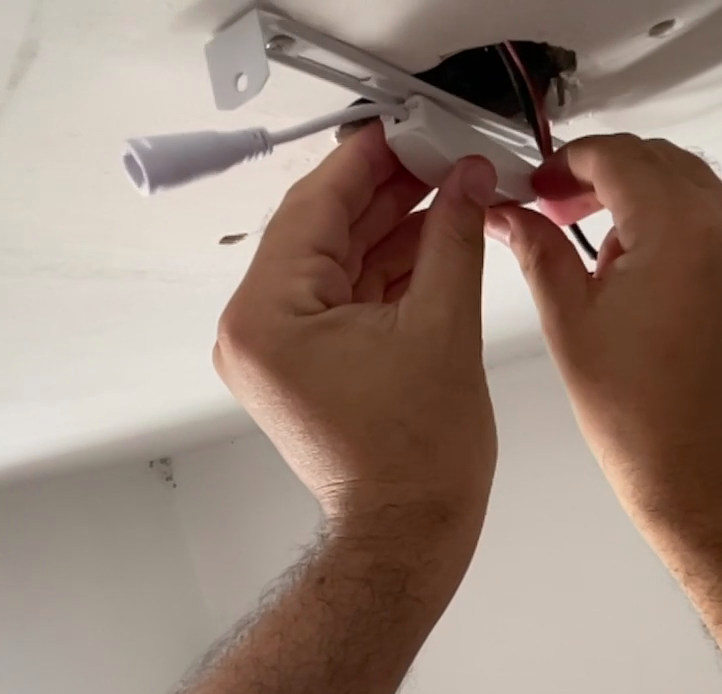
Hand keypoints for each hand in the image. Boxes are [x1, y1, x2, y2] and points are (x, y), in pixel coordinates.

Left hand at [216, 124, 499, 551]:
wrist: (409, 535)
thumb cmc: (418, 463)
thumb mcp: (443, 329)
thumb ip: (453, 239)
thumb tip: (466, 180)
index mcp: (268, 319)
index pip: (314, 208)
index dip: (370, 161)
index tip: (411, 129)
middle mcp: (256, 333)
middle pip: (323, 234)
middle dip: (386, 195)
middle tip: (441, 161)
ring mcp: (276, 354)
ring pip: (335, 267)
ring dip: (390, 233)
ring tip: (446, 196)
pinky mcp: (303, 369)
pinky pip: (341, 302)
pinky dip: (383, 276)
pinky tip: (428, 245)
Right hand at [487, 135, 721, 518]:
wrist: (695, 462)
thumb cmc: (633, 409)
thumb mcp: (569, 320)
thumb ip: (539, 249)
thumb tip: (509, 213)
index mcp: (681, 227)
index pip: (616, 157)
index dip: (568, 164)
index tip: (538, 186)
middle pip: (655, 160)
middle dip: (600, 176)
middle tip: (555, 212)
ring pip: (684, 182)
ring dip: (635, 198)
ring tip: (597, 256)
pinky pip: (710, 213)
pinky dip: (670, 220)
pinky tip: (638, 266)